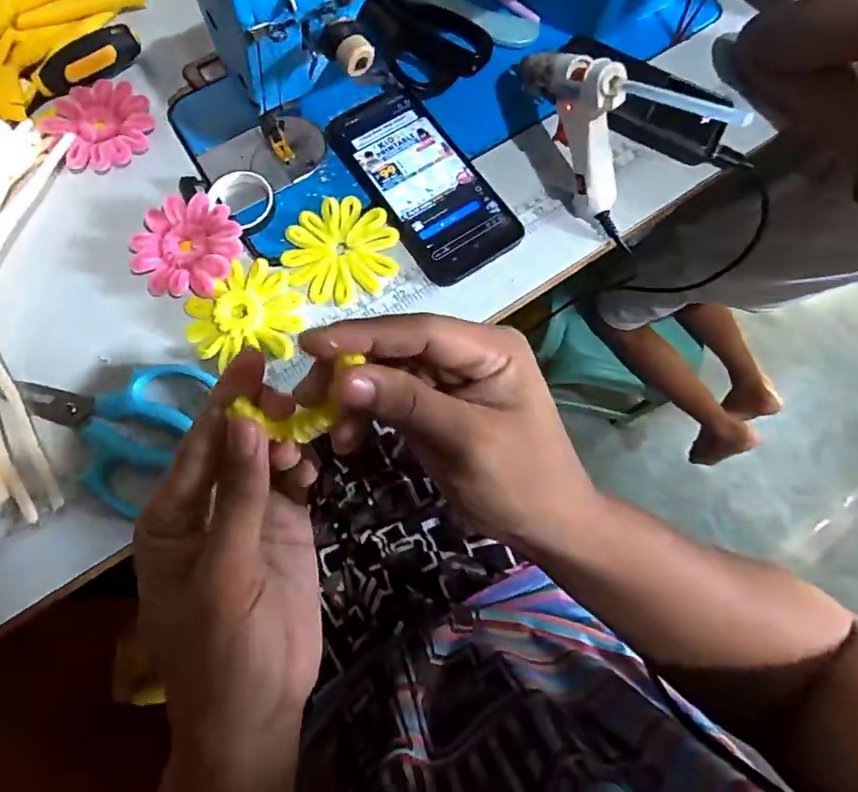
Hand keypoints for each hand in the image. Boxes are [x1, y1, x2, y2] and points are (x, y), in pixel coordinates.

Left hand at [134, 350, 321, 791]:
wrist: (258, 713)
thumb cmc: (224, 651)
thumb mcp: (227, 573)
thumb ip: (240, 495)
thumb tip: (247, 423)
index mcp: (173, 514)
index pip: (201, 442)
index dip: (227, 398)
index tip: (254, 357)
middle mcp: (207, 504)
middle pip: (235, 441)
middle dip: (262, 417)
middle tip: (293, 406)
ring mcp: (247, 514)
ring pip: (267, 455)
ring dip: (287, 441)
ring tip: (305, 446)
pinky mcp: (282, 526)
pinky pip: (292, 479)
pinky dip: (303, 466)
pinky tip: (315, 470)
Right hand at [296, 314, 598, 549]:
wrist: (551, 527)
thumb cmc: (522, 482)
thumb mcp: (465, 441)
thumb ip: (407, 404)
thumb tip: (344, 378)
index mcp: (490, 346)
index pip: (418, 330)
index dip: (363, 334)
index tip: (310, 345)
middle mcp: (469, 351)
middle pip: (398, 346)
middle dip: (351, 367)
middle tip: (306, 395)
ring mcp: (452, 376)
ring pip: (389, 370)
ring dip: (354, 394)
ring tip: (326, 425)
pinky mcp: (438, 401)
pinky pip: (392, 396)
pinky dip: (367, 413)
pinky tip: (348, 438)